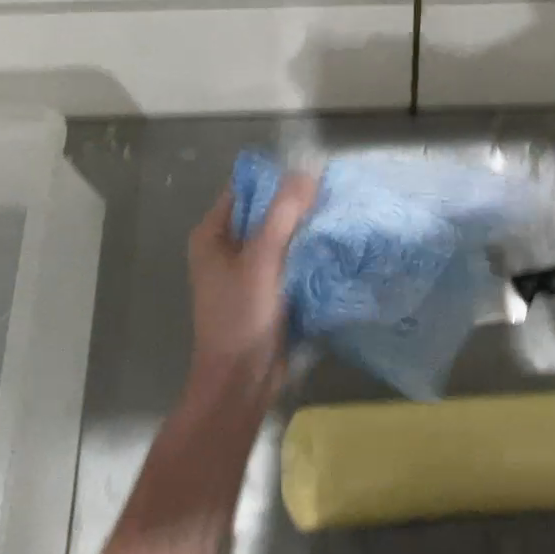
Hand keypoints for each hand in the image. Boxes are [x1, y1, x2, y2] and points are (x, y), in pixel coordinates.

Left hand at [185, 173, 317, 399]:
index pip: (246, 190)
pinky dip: (310, 257)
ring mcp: (248, 273)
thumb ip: (282, 215)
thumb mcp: (261, 260)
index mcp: (212, 235)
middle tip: (336, 199)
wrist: (242, 380)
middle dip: (298, 207)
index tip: (316, 178)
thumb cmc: (242, 317)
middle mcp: (227, 249)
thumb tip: (307, 173)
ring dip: (307, 233)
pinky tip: (335, 251)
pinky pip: (291, 264)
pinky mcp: (268, 293)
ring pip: (282, 240)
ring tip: (341, 220)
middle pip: (266, 214)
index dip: (278, 180)